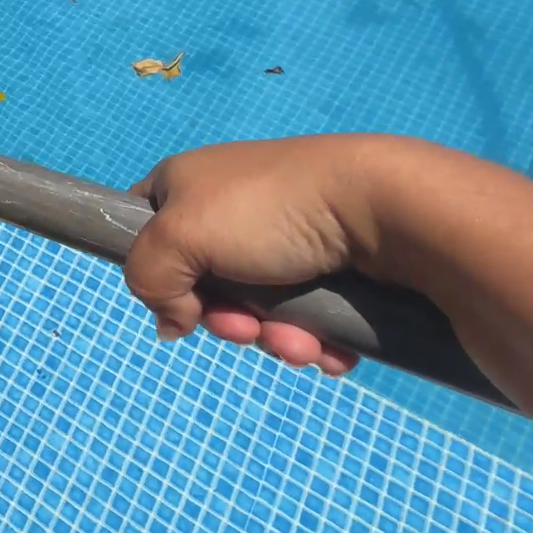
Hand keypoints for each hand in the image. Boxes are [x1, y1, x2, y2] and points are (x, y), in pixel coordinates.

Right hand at [125, 135, 387, 375]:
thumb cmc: (264, 211)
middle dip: (223, 317)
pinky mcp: (332, 264)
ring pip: (255, 305)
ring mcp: (282, 236)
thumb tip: (171, 322)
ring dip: (270, 336)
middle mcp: (228, 207)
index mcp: (184, 184)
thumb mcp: (175, 237)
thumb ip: (147, 278)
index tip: (175, 294)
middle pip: (200, 280)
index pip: (143, 226)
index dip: (152, 267)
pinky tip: (327, 348)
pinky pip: (305, 313)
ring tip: (299, 345)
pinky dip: (310, 338)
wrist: (389, 207)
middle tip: (244, 328)